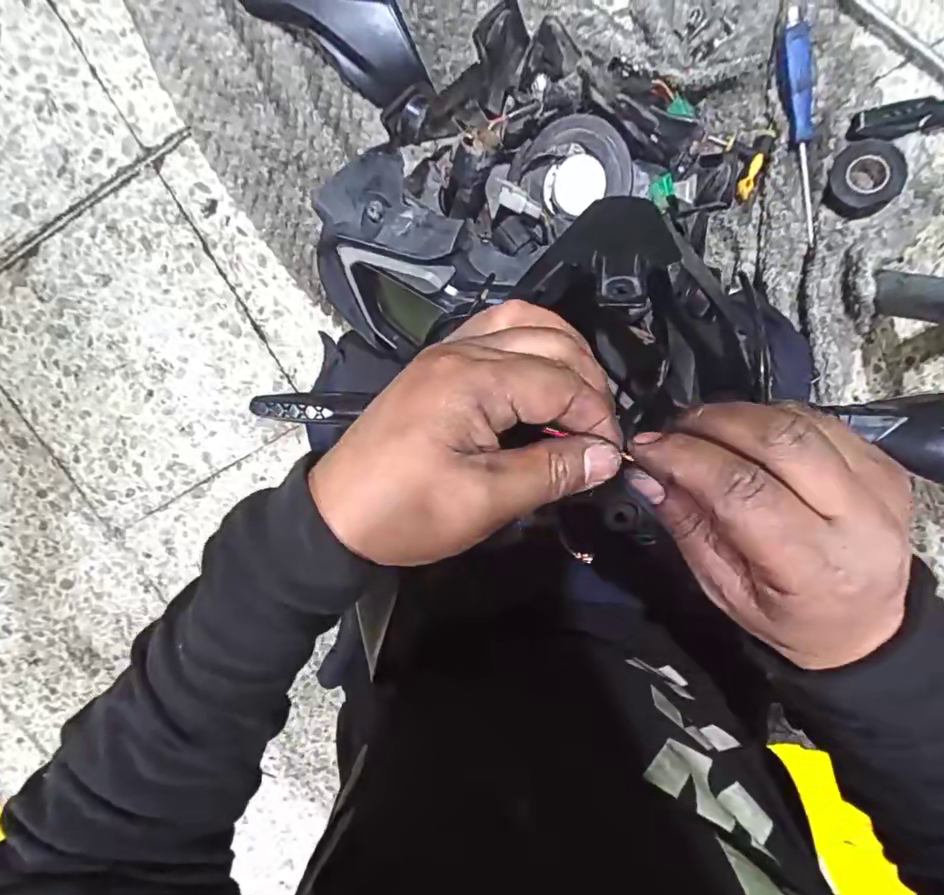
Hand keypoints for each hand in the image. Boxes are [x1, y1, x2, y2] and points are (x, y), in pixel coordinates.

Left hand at [308, 301, 623, 565]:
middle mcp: (457, 353)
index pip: (561, 380)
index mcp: (470, 380)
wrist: (335, 518)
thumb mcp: (482, 501)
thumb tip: (605, 457)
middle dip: (586, 385)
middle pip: (550, 342)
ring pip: (523, 326)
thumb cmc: (401, 513)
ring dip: (561, 356)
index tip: (608, 457)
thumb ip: (549, 473)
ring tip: (576, 403)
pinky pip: (492, 336)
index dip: (595, 418)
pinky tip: (536, 385)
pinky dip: (527, 351)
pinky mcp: (433, 369)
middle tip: (595, 436)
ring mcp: (442, 355)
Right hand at [626, 403, 913, 669]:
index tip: (647, 448)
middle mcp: (858, 519)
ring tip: (700, 428)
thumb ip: (687, 528)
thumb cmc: (789, 617)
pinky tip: (743, 433)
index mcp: (812, 566)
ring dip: (738, 415)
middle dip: (712, 424)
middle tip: (671, 430)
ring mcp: (878, 485)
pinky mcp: (885, 463)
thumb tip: (648, 477)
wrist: (866, 624)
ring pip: (800, 422)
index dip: (687, 458)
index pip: (742, 490)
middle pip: (778, 441)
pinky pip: (820, 420)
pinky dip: (770, 417)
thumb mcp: (723, 590)